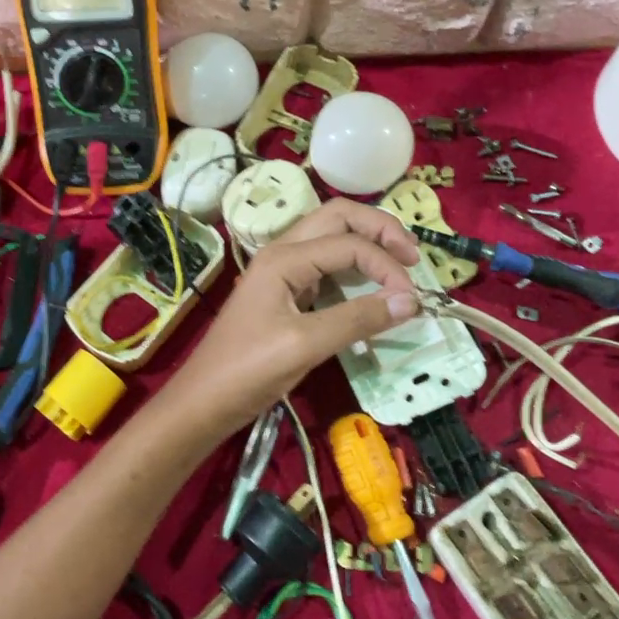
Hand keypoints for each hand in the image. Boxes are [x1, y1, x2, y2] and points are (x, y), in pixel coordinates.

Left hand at [151, 199, 421, 439]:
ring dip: (367, 243)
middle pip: (339, 218)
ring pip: (331, 237)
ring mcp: (281, 272)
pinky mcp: (284, 292)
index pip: (350, 243)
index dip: (387, 265)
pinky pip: (324, 265)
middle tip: (413, 258)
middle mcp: (282, 253)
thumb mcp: (305, 346)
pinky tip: (370, 288)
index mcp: (284, 259)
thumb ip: (357, 319)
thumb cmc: (248, 371)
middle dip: (380, 229)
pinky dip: (352, 268)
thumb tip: (412, 301)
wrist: (204, 400)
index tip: (413, 301)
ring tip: (400, 267)